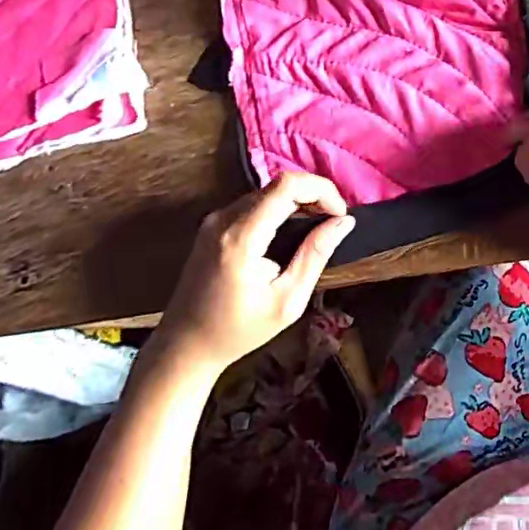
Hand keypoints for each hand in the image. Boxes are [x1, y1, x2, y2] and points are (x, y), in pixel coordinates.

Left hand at [154, 172, 356, 373]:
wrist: (185, 344)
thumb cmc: (237, 331)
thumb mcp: (287, 301)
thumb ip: (315, 256)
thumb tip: (344, 222)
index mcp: (241, 237)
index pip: (286, 186)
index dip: (320, 189)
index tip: (340, 214)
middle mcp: (224, 219)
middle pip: (277, 184)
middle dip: (313, 195)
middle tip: (334, 221)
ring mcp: (214, 219)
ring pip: (266, 192)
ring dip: (297, 201)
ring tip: (319, 226)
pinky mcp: (212, 225)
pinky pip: (253, 204)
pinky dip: (279, 209)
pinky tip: (291, 232)